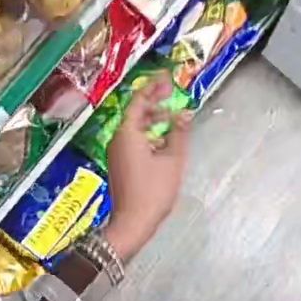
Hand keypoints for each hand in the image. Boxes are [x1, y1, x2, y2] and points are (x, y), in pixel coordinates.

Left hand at [102, 72, 191, 261]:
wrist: (133, 222)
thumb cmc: (153, 191)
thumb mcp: (172, 160)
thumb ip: (178, 133)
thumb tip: (184, 113)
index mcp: (127, 133)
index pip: (139, 101)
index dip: (153, 87)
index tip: (166, 77)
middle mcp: (117, 140)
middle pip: (135, 114)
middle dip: (154, 103)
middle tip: (171, 94)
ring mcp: (116, 154)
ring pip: (134, 129)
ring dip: (152, 122)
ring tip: (172, 120)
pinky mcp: (119, 166)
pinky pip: (133, 143)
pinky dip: (148, 137)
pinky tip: (163, 143)